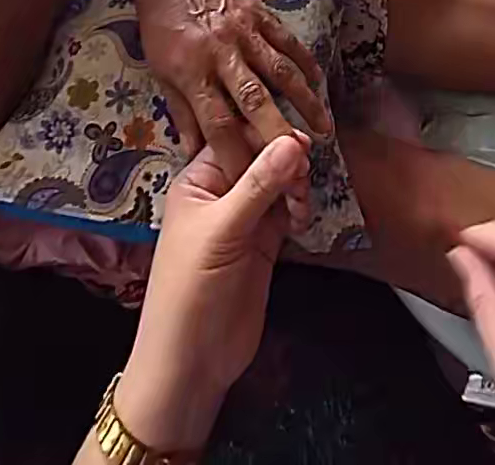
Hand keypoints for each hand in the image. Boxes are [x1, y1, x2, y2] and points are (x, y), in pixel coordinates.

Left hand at [114, 135, 310, 453]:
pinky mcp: (262, 241)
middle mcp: (220, 191)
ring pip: (276, 183)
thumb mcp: (222, 230)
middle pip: (260, 158)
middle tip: (303, 174)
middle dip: (284, 160)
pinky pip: (285, 210)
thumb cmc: (191, 287)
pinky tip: (300, 217)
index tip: (299, 139)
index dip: (265, 134)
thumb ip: (258, 185)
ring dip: (293, 185)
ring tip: (300, 201)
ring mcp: (243, 217)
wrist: (192, 361)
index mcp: (198, 179)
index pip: (235, 138)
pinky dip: (297, 208)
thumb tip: (294, 141)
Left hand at [125, 0, 329, 176]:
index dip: (236, 155)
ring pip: (280, 71)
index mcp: (190, 71)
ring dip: (305, 101)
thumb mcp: (159, 68)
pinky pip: (287, 40)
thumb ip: (180, 110)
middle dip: (280, 136)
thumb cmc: (159, 21)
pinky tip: (319, 81)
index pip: (216, 123)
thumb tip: (193, 152)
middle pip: (254, 101)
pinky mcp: (258, 12)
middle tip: (303, 164)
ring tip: (323, 129)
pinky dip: (305, 61)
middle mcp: (220, 54)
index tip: (252, 182)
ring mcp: (242, 31)